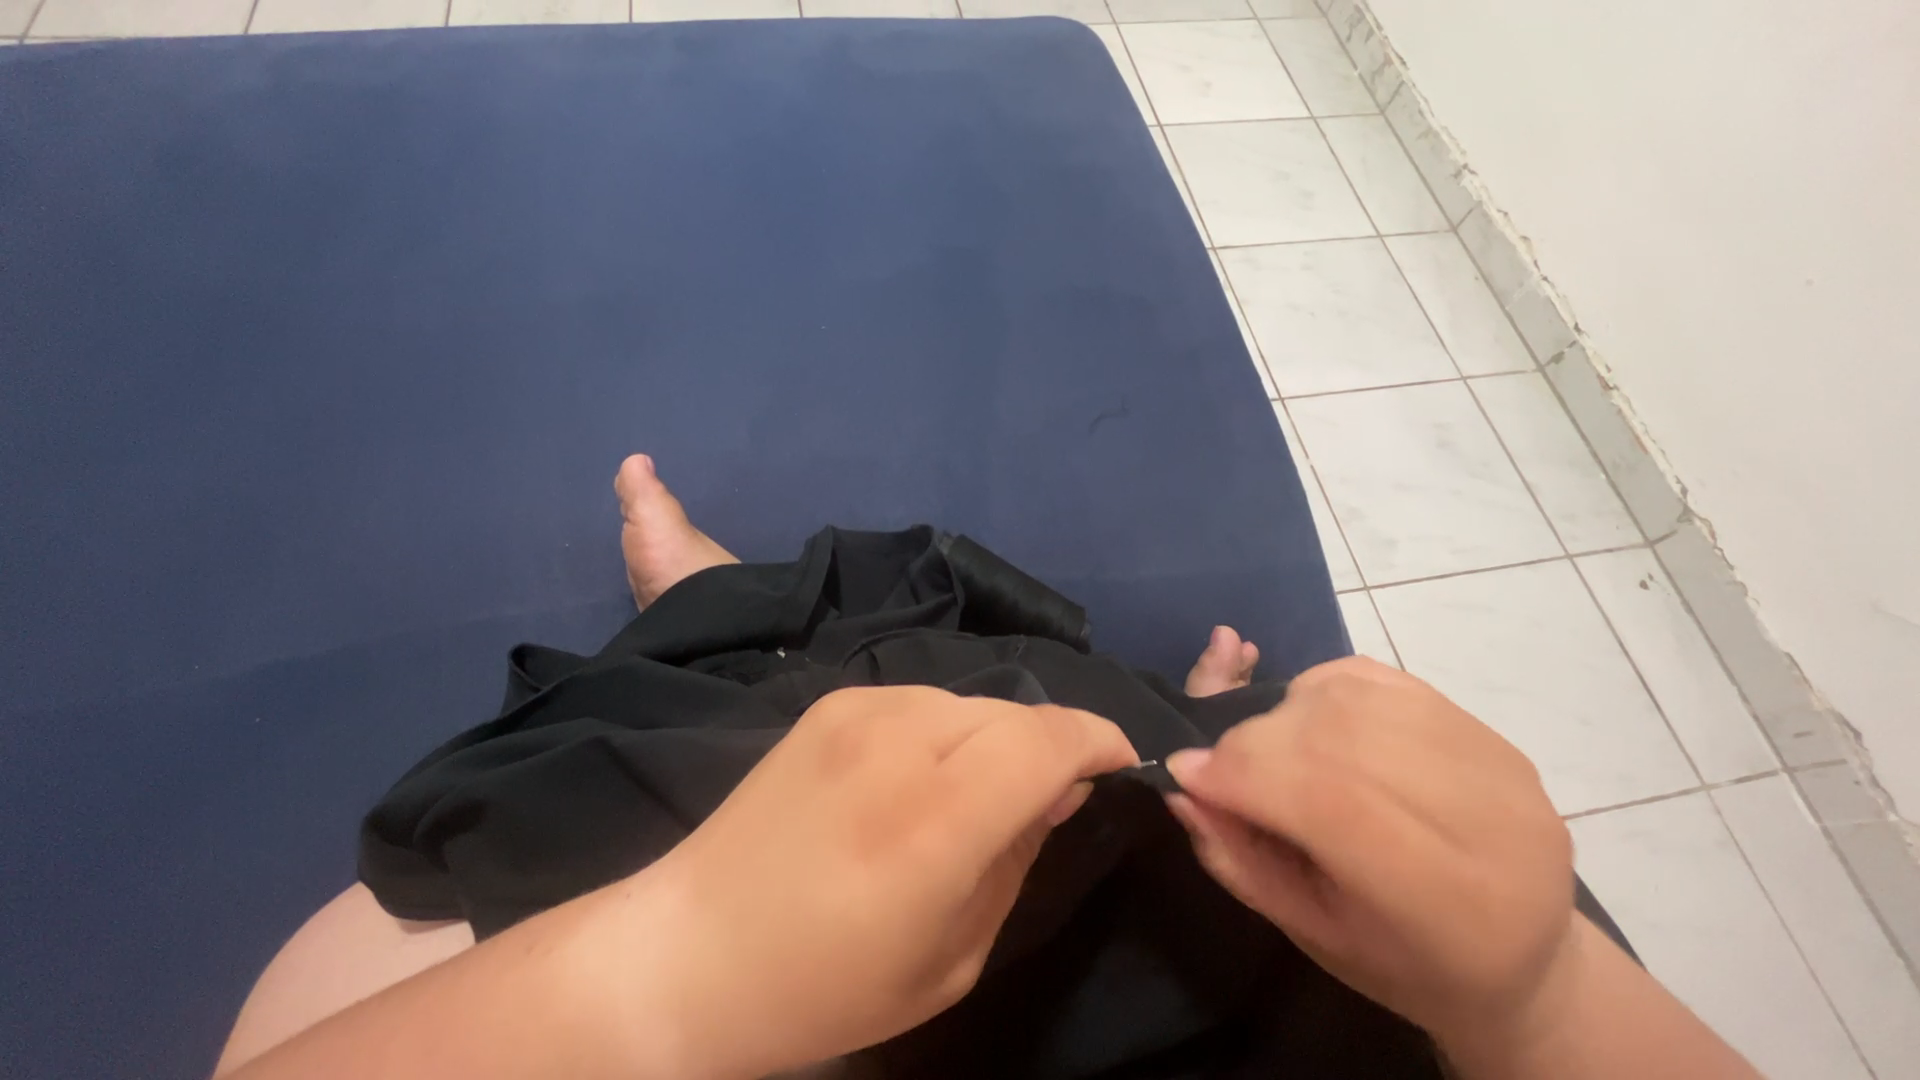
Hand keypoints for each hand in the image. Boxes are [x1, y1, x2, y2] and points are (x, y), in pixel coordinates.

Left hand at [618, 685, 1137, 1078]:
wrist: (691, 950)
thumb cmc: (827, 984)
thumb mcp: (954, 955)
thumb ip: (1018, 858)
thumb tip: (1061, 789)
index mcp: (932, 819)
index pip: (1047, 739)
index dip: (1098, 740)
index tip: (1120, 762)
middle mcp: (897, 741)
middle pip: (1015, 714)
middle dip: (1050, 747)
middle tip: (1048, 800)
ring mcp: (857, 710)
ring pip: (972, 702)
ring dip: (997, 739)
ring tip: (976, 794)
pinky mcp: (830, 703)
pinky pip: (924, 701)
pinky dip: (949, 731)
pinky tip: (920, 778)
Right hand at [1165, 657, 1575, 1054]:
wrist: (1521, 957)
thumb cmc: (1401, 963)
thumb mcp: (1306, 931)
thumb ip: (1239, 857)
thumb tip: (1182, 777)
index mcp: (1447, 901)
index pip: (1330, 799)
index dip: (1242, 772)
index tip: (1185, 772)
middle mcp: (1487, 817)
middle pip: (1339, 735)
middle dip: (1253, 741)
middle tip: (1222, 768)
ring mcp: (1495, 761)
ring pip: (1354, 695)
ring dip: (1284, 713)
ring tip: (1272, 751)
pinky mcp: (1490, 728)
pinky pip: (1376, 678)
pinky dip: (1320, 691)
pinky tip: (1315, 726)